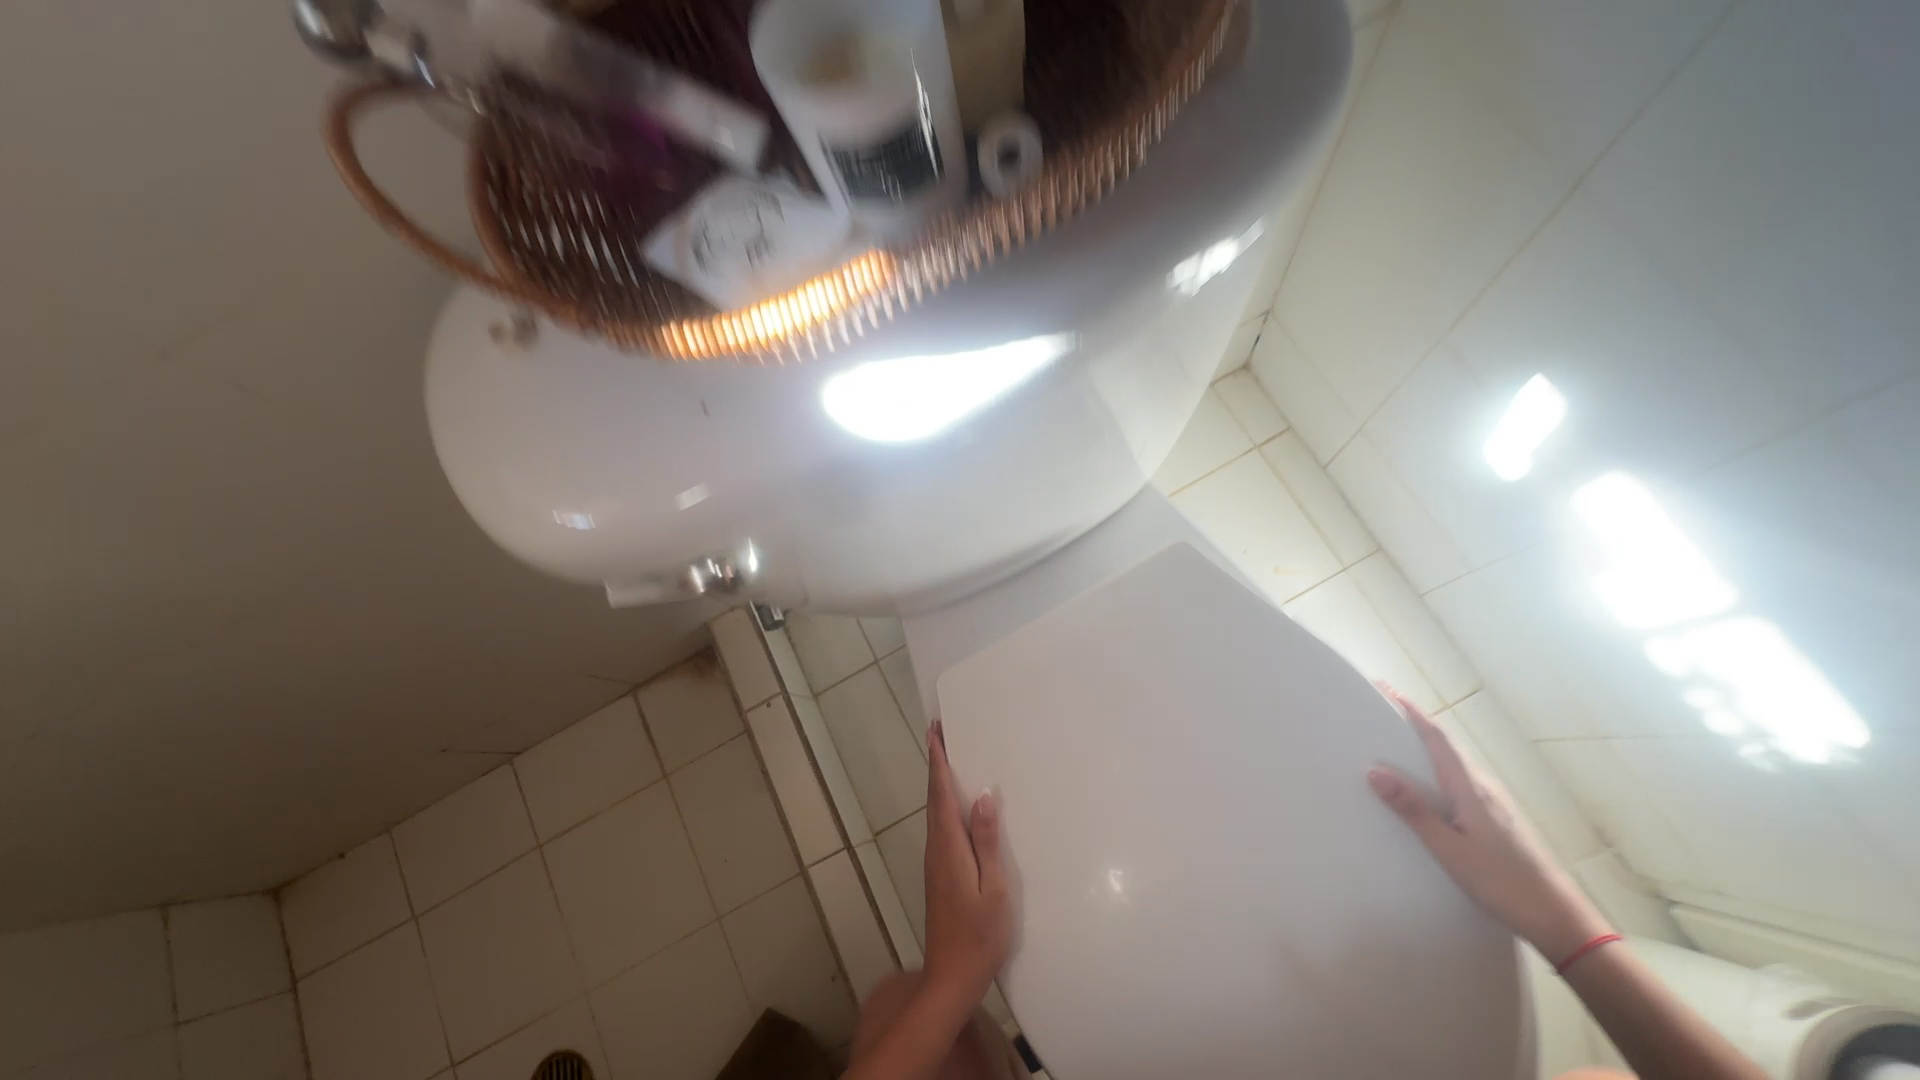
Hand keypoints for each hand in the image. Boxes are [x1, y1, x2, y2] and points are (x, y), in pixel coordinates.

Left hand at [922, 720, 1012, 1002]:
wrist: (952, 977)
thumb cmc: (979, 936)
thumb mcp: (994, 889)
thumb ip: (987, 842)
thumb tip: (983, 796)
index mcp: (949, 848)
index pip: (940, 794)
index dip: (937, 761)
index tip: (934, 731)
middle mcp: (936, 850)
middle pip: (934, 798)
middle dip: (936, 764)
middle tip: (941, 733)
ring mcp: (935, 863)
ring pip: (936, 813)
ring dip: (940, 783)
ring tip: (950, 758)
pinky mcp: (940, 875)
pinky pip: (941, 828)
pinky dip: (945, 805)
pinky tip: (958, 806)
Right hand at [1368, 689, 1611, 962]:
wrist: (1559, 918)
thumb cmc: (1502, 882)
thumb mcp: (1449, 849)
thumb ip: (1413, 810)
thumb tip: (1374, 770)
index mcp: (1470, 788)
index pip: (1437, 737)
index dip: (1411, 710)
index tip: (1385, 688)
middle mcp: (1484, 787)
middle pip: (1446, 744)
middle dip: (1414, 722)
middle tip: (1382, 710)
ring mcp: (1494, 803)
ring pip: (1454, 763)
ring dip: (1425, 746)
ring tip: (1394, 744)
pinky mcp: (1497, 820)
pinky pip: (1459, 781)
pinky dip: (1436, 770)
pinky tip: (1425, 787)